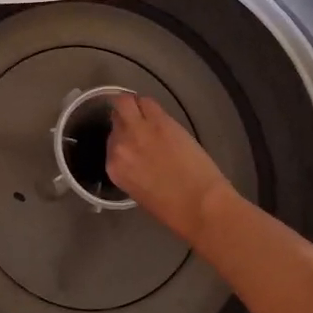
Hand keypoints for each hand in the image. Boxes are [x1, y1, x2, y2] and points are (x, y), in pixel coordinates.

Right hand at [106, 92, 235, 241]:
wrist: (202, 204)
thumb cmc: (173, 210)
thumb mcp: (140, 192)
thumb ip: (131, 170)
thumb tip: (135, 157)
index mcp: (115, 167)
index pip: (111, 143)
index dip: (121, 140)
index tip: (131, 141)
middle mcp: (120, 145)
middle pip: (116, 121)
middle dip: (124, 121)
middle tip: (136, 123)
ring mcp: (139, 129)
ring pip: (125, 103)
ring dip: (132, 106)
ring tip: (143, 112)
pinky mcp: (160, 120)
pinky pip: (147, 102)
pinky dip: (148, 105)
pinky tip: (155, 112)